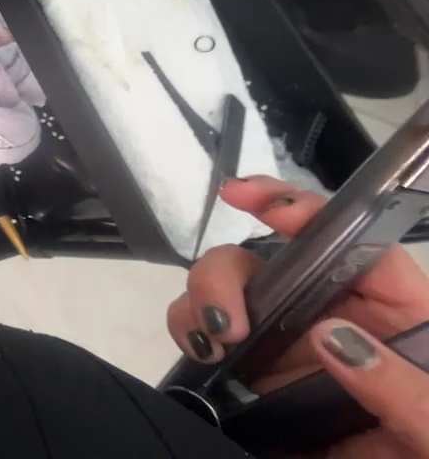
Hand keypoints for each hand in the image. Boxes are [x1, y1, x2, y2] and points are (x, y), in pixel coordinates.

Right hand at [167, 175, 428, 456]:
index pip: (359, 248)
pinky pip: (201, 325)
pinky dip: (186, 327)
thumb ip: (408, 393)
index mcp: (399, 327)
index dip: (305, 212)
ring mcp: (286, 343)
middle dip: (226, 273)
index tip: (247, 199)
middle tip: (223, 319)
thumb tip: (333, 337)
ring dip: (202, 298)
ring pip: (224, 286)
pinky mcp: (248, 368)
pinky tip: (199, 350)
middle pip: (267, 260)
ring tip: (211, 343)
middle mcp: (336, 321)